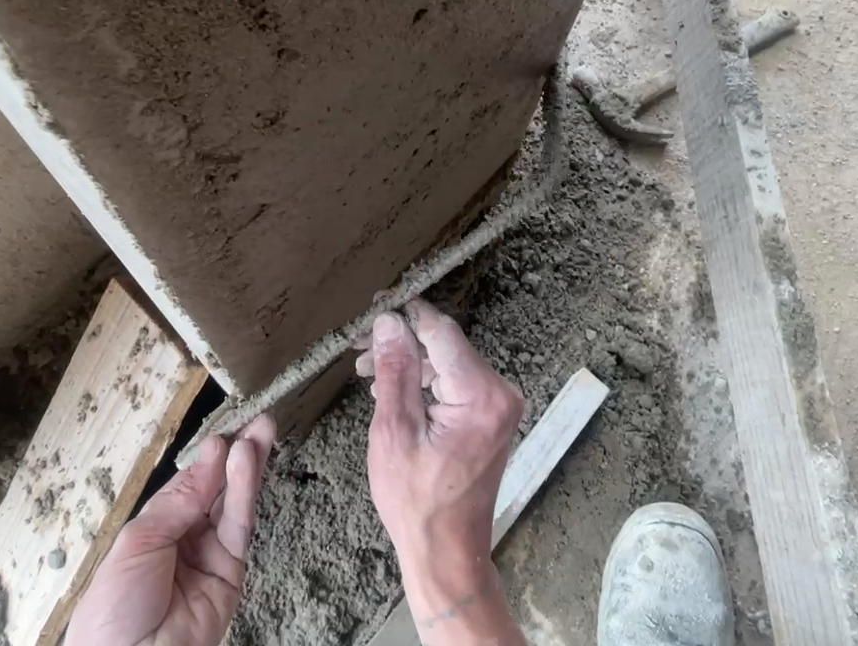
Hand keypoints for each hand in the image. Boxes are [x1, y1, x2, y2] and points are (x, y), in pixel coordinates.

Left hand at [66, 415, 275, 645]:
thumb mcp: (138, 541)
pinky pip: (240, 526)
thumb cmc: (116, 605)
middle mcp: (187, 538)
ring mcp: (211, 555)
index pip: (188, 485)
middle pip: (217, 489)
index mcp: (157, 530)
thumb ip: (181, 498)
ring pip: (234, 502)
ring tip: (262, 430)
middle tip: (258, 420)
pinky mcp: (233, 573)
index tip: (225, 428)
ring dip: (248, 465)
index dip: (207, 458)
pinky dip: (245, 491)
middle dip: (237, 454)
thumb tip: (214, 451)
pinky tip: (247, 461)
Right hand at [360, 298, 525, 644]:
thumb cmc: (417, 502)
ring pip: (446, 361)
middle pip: (444, 345)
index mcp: (482, 395)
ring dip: (408, 361)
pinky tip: (391, 386)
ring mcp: (498, 404)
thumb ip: (394, 370)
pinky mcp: (489, 414)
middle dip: (401, 341)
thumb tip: (388, 321)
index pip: (440, 332)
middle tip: (358, 345)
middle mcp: (499, 392)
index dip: (405, 315)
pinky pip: (453, 381)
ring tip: (366, 369)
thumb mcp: (395, 431)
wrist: (447, 553)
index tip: (374, 305)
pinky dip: (422, 380)